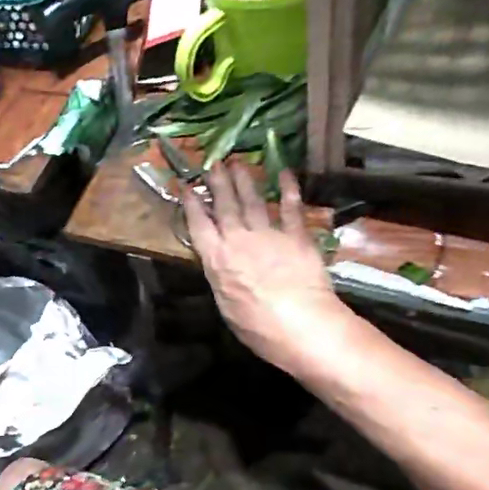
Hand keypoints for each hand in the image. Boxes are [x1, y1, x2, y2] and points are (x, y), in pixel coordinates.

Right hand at [181, 162, 345, 367]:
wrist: (301, 324)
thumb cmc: (256, 326)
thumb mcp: (225, 303)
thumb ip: (221, 276)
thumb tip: (220, 264)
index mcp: (216, 259)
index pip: (199, 224)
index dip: (192, 204)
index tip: (187, 187)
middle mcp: (238, 240)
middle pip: (224, 206)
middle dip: (217, 183)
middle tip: (213, 163)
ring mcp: (269, 235)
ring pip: (252, 202)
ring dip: (244, 181)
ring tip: (237, 163)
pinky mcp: (297, 237)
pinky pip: (291, 209)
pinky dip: (288, 190)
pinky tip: (284, 174)